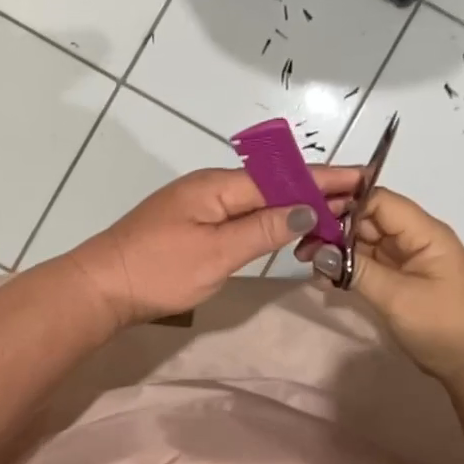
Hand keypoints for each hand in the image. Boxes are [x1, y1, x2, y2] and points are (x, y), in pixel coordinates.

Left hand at [65, 167, 362, 326]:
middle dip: (316, 188)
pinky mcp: (194, 222)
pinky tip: (288, 225)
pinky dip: (272, 217)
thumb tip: (307, 207)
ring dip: (296, 203)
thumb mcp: (217, 253)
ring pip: (260, 198)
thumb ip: (264, 229)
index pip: (284, 178)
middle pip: (275, 183)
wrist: (100, 288)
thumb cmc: (158, 271)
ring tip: (334, 210)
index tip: (363, 175)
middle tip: (358, 196)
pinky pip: (245, 212)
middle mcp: (212, 186)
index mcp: (219, 185)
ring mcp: (201, 203)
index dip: (324, 178)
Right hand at [298, 189, 463, 383]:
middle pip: (371, 219)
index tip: (312, 218)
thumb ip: (358, 271)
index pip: (380, 201)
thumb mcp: (397, 298)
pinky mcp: (402, 277)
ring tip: (307, 261)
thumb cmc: (441, 327)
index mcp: (426, 233)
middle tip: (302, 245)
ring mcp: (409, 258)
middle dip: (337, 227)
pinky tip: (324, 276)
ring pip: (368, 240)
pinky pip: (371, 261)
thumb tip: (319, 251)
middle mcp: (417, 238)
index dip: (346, 205)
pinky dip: (350, 266)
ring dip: (339, 248)